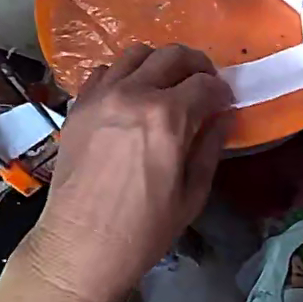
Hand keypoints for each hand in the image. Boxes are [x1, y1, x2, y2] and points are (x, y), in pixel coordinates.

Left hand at [19, 44, 233, 301]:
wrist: (81, 246)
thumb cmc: (143, 230)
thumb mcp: (191, 195)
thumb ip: (209, 148)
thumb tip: (222, 118)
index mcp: (168, 118)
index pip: (205, 84)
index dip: (221, 91)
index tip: (224, 102)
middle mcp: (133, 95)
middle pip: (172, 56)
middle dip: (196, 65)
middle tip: (202, 83)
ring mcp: (100, 97)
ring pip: (135, 54)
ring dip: (158, 64)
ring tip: (165, 85)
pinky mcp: (78, 107)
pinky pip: (103, 72)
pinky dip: (122, 75)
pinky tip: (129, 96)